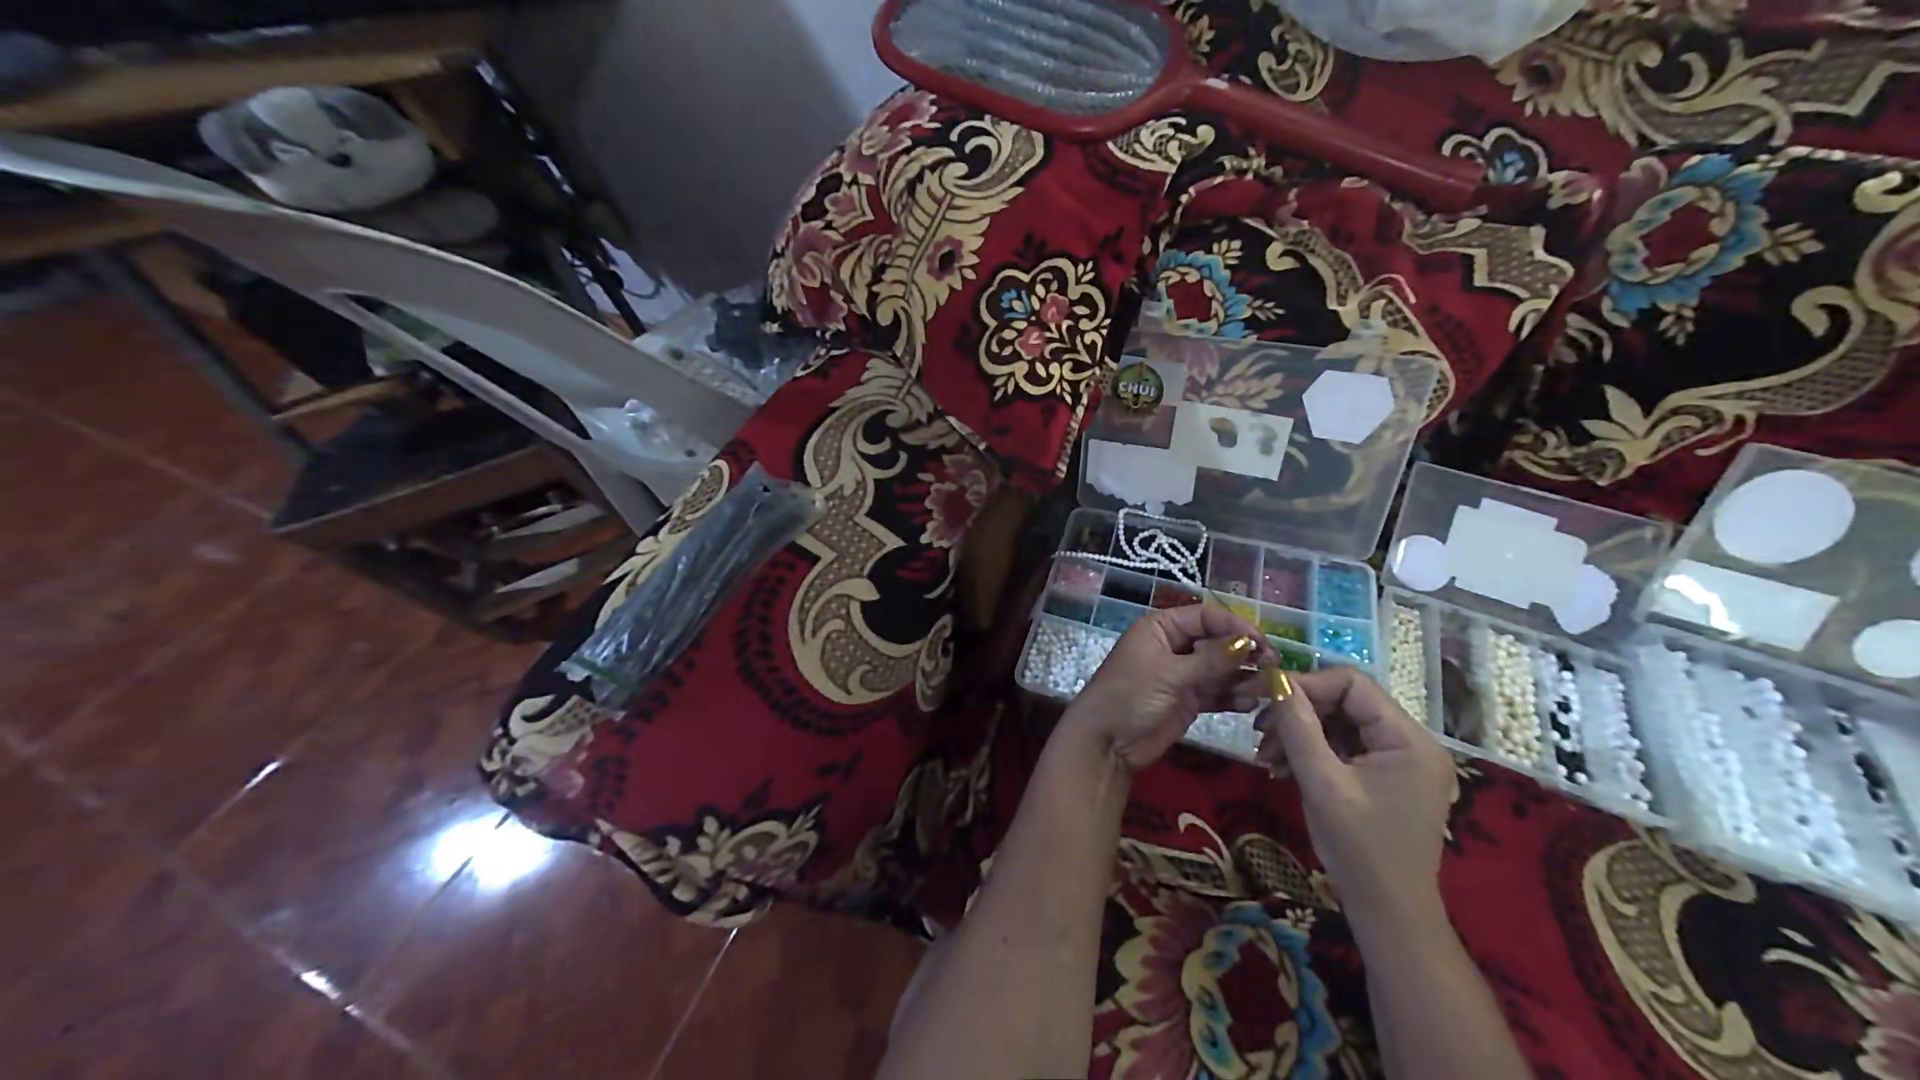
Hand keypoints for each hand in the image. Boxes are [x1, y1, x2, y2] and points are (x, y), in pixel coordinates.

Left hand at [1067, 603, 1271, 772]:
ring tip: (1263, 689)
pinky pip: (1218, 692)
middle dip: (1244, 653)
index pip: (1206, 616)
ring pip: (1222, 669)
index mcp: (1161, 628)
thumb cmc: (1129, 697)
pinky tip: (1250, 703)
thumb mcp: (1169, 674)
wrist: (1106, 743)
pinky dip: (1234, 696)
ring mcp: (1182, 674)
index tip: (1263, 642)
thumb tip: (1248, 642)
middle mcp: (1173, 646)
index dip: (1235, 626)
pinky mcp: (1189, 700)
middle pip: (1217, 641)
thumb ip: (1210, 660)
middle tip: (1272, 666)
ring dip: (1242, 677)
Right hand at [1256, 666, 1454, 923]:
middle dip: (1298, 713)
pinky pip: (1344, 747)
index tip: (1265, 700)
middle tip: (1258, 732)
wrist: (1388, 913)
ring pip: (1340, 724)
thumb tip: (1275, 680)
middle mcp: (1411, 742)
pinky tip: (1282, 768)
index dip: (1306, 685)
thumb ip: (1298, 726)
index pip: (1353, 684)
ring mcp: (1400, 761)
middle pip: (1345, 702)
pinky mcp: (1385, 777)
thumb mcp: (1322, 782)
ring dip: (1299, 733)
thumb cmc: (1358, 848)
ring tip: (1265, 756)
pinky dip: (1311, 752)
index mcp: (1409, 739)